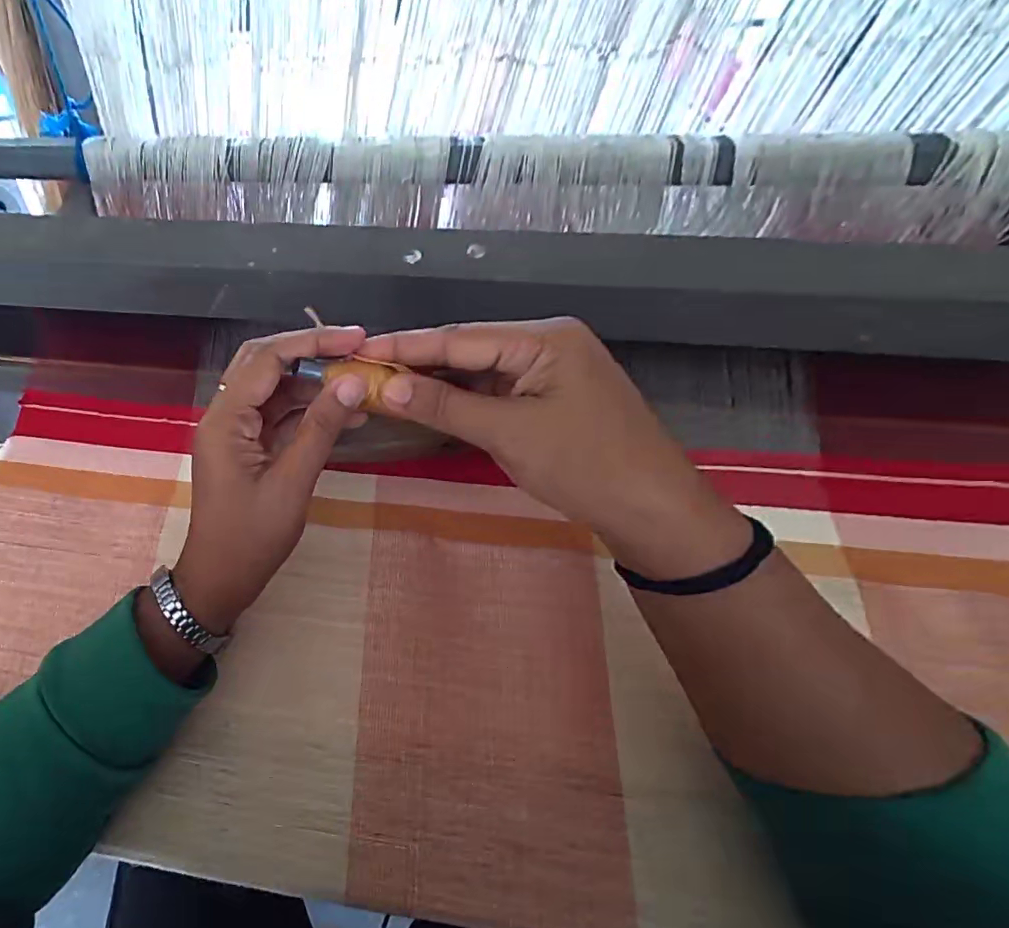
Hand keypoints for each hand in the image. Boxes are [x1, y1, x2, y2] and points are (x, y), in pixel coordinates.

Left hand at [136, 325, 369, 679]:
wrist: (220, 579)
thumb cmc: (250, 539)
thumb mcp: (291, 484)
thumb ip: (320, 429)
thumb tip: (352, 382)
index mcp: (225, 420)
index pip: (268, 359)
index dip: (314, 342)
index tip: (357, 338)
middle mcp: (224, 417)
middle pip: (266, 365)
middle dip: (311, 354)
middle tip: (357, 352)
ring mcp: (234, 433)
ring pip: (274, 391)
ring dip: (313, 385)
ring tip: (360, 387)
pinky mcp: (246, 449)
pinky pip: (276, 418)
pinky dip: (307, 413)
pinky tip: (344, 415)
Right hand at [360, 318, 749, 578]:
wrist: (648, 507)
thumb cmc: (584, 464)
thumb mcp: (508, 433)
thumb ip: (446, 406)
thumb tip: (387, 388)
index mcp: (544, 339)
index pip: (460, 338)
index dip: (405, 346)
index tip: (360, 349)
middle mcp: (545, 344)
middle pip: (467, 350)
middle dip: (416, 363)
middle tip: (363, 370)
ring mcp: (546, 372)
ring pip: (477, 373)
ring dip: (434, 384)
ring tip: (382, 386)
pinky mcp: (545, 399)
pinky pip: (492, 393)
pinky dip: (459, 401)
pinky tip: (426, 404)